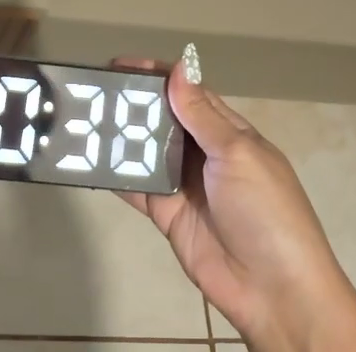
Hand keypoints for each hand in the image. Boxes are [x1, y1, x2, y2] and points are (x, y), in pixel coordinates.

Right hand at [116, 46, 355, 351]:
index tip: (121, 64)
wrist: (273, 290)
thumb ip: (202, 114)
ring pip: (145, 150)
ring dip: (119, 135)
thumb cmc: (265, 211)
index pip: (189, 93)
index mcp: (229, 133)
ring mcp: (184, 184)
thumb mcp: (238, 155)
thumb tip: (179, 66)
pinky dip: (114, 173)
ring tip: (82, 116)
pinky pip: (136, 186)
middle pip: (163, 119)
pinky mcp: (166, 213)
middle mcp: (204, 153)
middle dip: (132, 103)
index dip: (158, 76)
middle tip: (92, 87)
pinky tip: (87, 159)